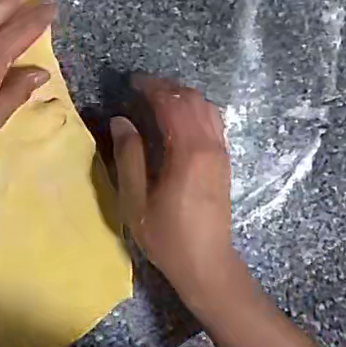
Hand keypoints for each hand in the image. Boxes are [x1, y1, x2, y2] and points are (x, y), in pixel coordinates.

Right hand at [109, 76, 254, 312]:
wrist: (207, 264)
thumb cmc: (167, 236)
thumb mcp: (136, 200)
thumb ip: (128, 156)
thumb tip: (121, 121)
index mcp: (188, 152)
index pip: (172, 104)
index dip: (151, 88)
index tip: (130, 82)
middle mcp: (209, 146)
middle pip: (192, 99)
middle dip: (166, 87)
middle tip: (140, 87)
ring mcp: (221, 152)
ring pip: (206, 107)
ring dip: (182, 96)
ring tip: (156, 98)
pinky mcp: (224, 161)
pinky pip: (212, 121)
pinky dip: (194, 109)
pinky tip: (177, 118)